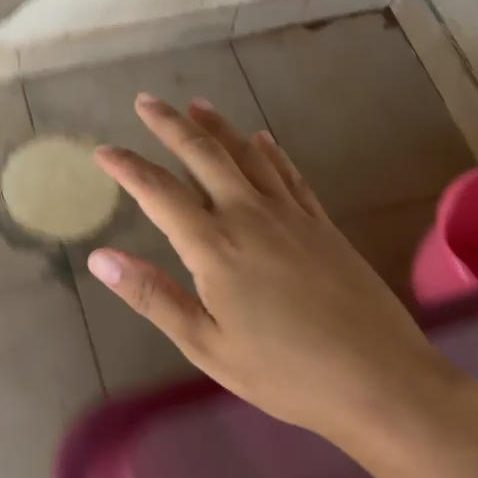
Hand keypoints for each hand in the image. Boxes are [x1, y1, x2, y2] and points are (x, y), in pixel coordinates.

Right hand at [88, 94, 477, 447]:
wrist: (378, 377)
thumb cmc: (282, 372)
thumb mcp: (205, 345)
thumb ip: (153, 296)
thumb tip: (99, 257)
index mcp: (214, 247)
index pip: (159, 193)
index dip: (128, 167)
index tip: (102, 150)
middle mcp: (250, 216)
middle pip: (204, 156)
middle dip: (171, 125)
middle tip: (147, 100)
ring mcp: (292, 216)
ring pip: (247, 155)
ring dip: (219, 127)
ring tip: (197, 104)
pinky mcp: (323, 224)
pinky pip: (290, 174)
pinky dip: (269, 152)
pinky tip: (262, 140)